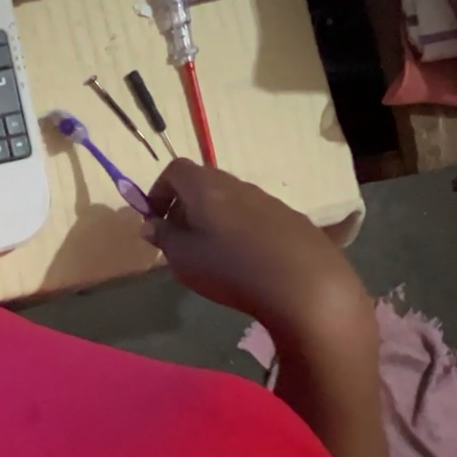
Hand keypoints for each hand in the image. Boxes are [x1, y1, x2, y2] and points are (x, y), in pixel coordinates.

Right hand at [143, 159, 369, 344]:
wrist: (306, 286)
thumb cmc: (231, 270)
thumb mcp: (183, 259)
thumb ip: (163, 237)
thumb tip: (150, 224)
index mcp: (206, 189)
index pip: (175, 169)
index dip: (159, 190)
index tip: (156, 218)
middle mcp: (237, 186)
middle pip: (204, 181)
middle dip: (185, 204)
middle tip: (181, 237)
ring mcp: (268, 200)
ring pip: (231, 198)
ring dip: (214, 216)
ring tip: (214, 251)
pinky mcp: (292, 218)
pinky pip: (255, 214)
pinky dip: (241, 227)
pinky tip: (247, 259)